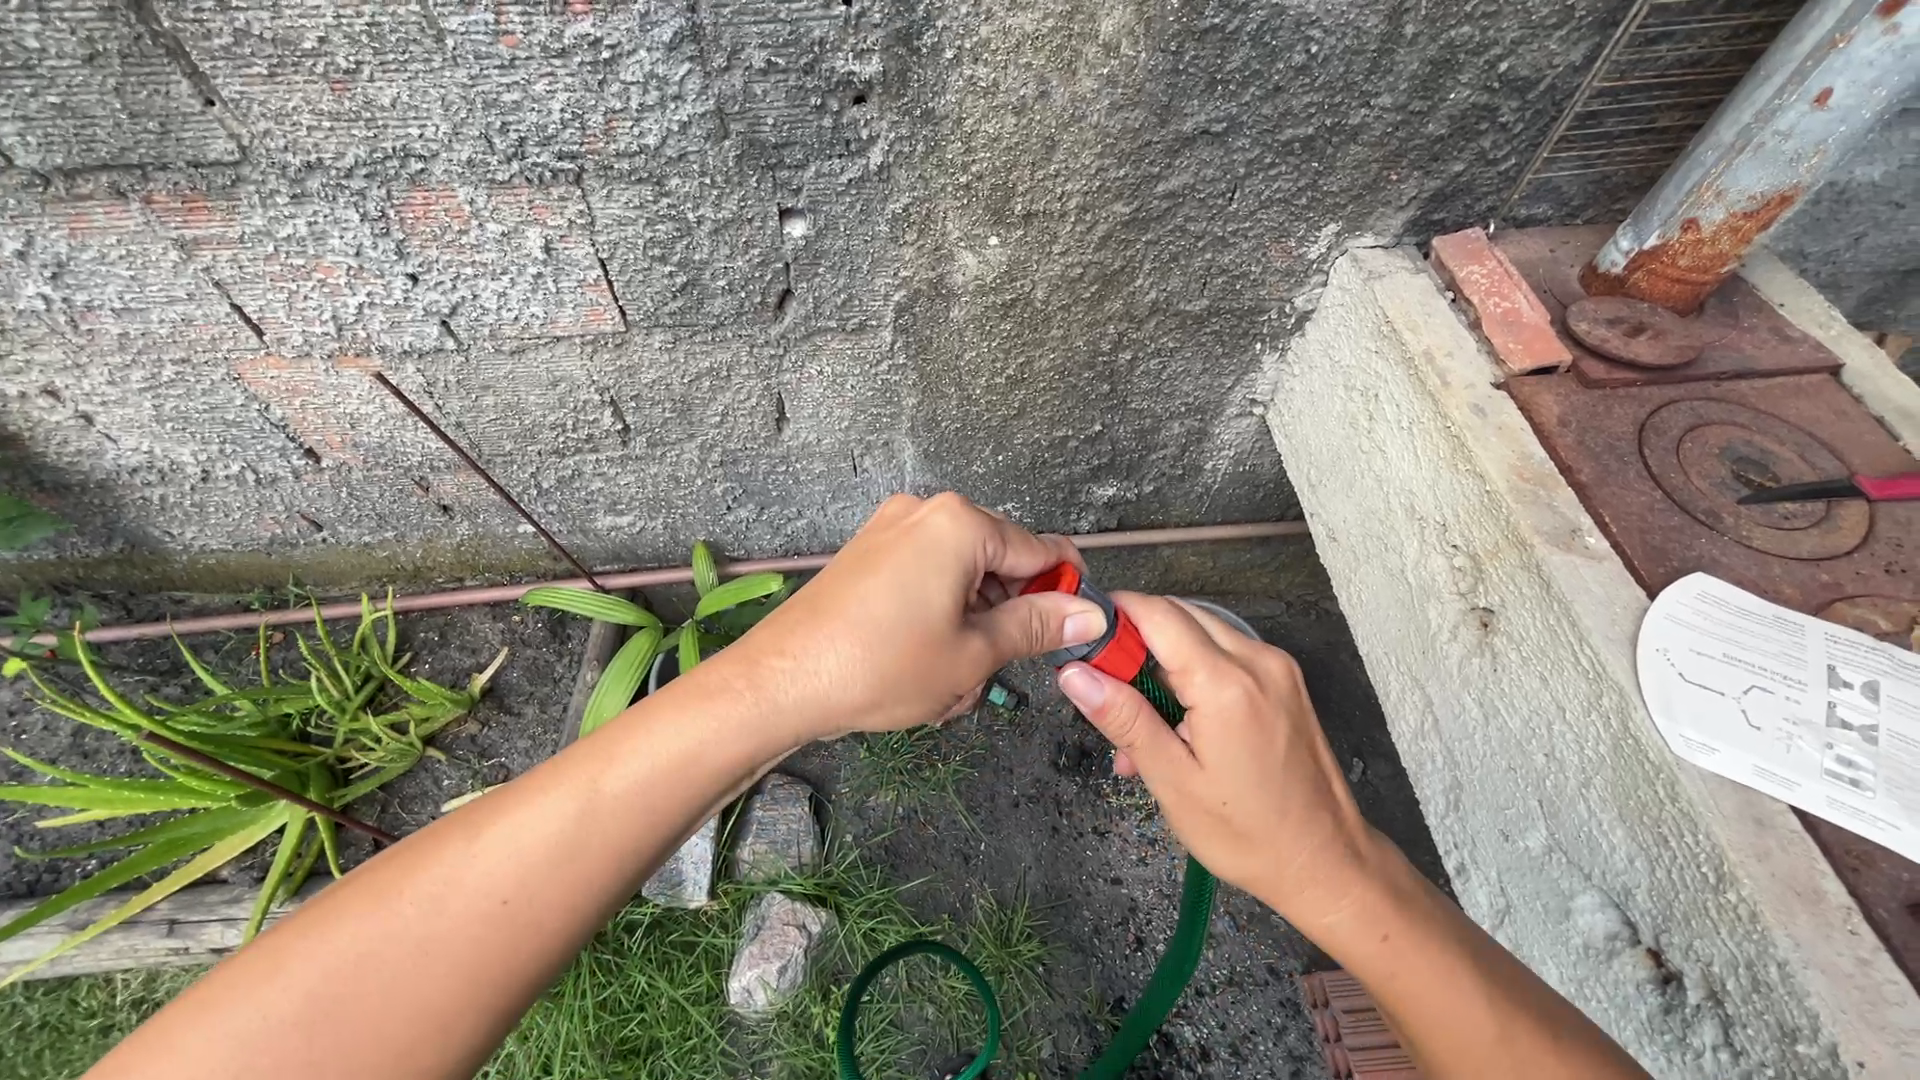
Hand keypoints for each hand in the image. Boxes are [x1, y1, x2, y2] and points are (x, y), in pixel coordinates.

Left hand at [718, 493, 1107, 739]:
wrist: (780, 682)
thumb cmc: (880, 666)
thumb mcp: (972, 654)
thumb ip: (1036, 626)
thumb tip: (1088, 612)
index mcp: (958, 524)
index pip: (1039, 550)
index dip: (1064, 591)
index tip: (1077, 629)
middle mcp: (924, 514)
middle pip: (997, 563)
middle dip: (1004, 619)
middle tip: (991, 673)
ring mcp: (891, 531)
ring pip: (960, 580)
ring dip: (968, 629)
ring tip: (947, 685)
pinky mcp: (868, 555)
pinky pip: (925, 581)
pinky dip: (936, 620)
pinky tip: (922, 667)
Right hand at [1056, 593, 1387, 929]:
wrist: (1326, 863)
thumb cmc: (1246, 833)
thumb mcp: (1172, 780)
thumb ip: (1123, 717)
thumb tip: (1073, 674)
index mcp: (1226, 683)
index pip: (1157, 614)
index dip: (1115, 616)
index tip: (1084, 640)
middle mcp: (1257, 660)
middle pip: (1178, 615)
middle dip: (1135, 639)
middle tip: (1105, 685)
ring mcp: (1276, 667)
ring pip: (1201, 632)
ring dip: (1163, 659)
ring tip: (1139, 716)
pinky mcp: (1285, 681)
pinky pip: (1225, 655)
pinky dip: (1192, 673)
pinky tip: (1175, 721)